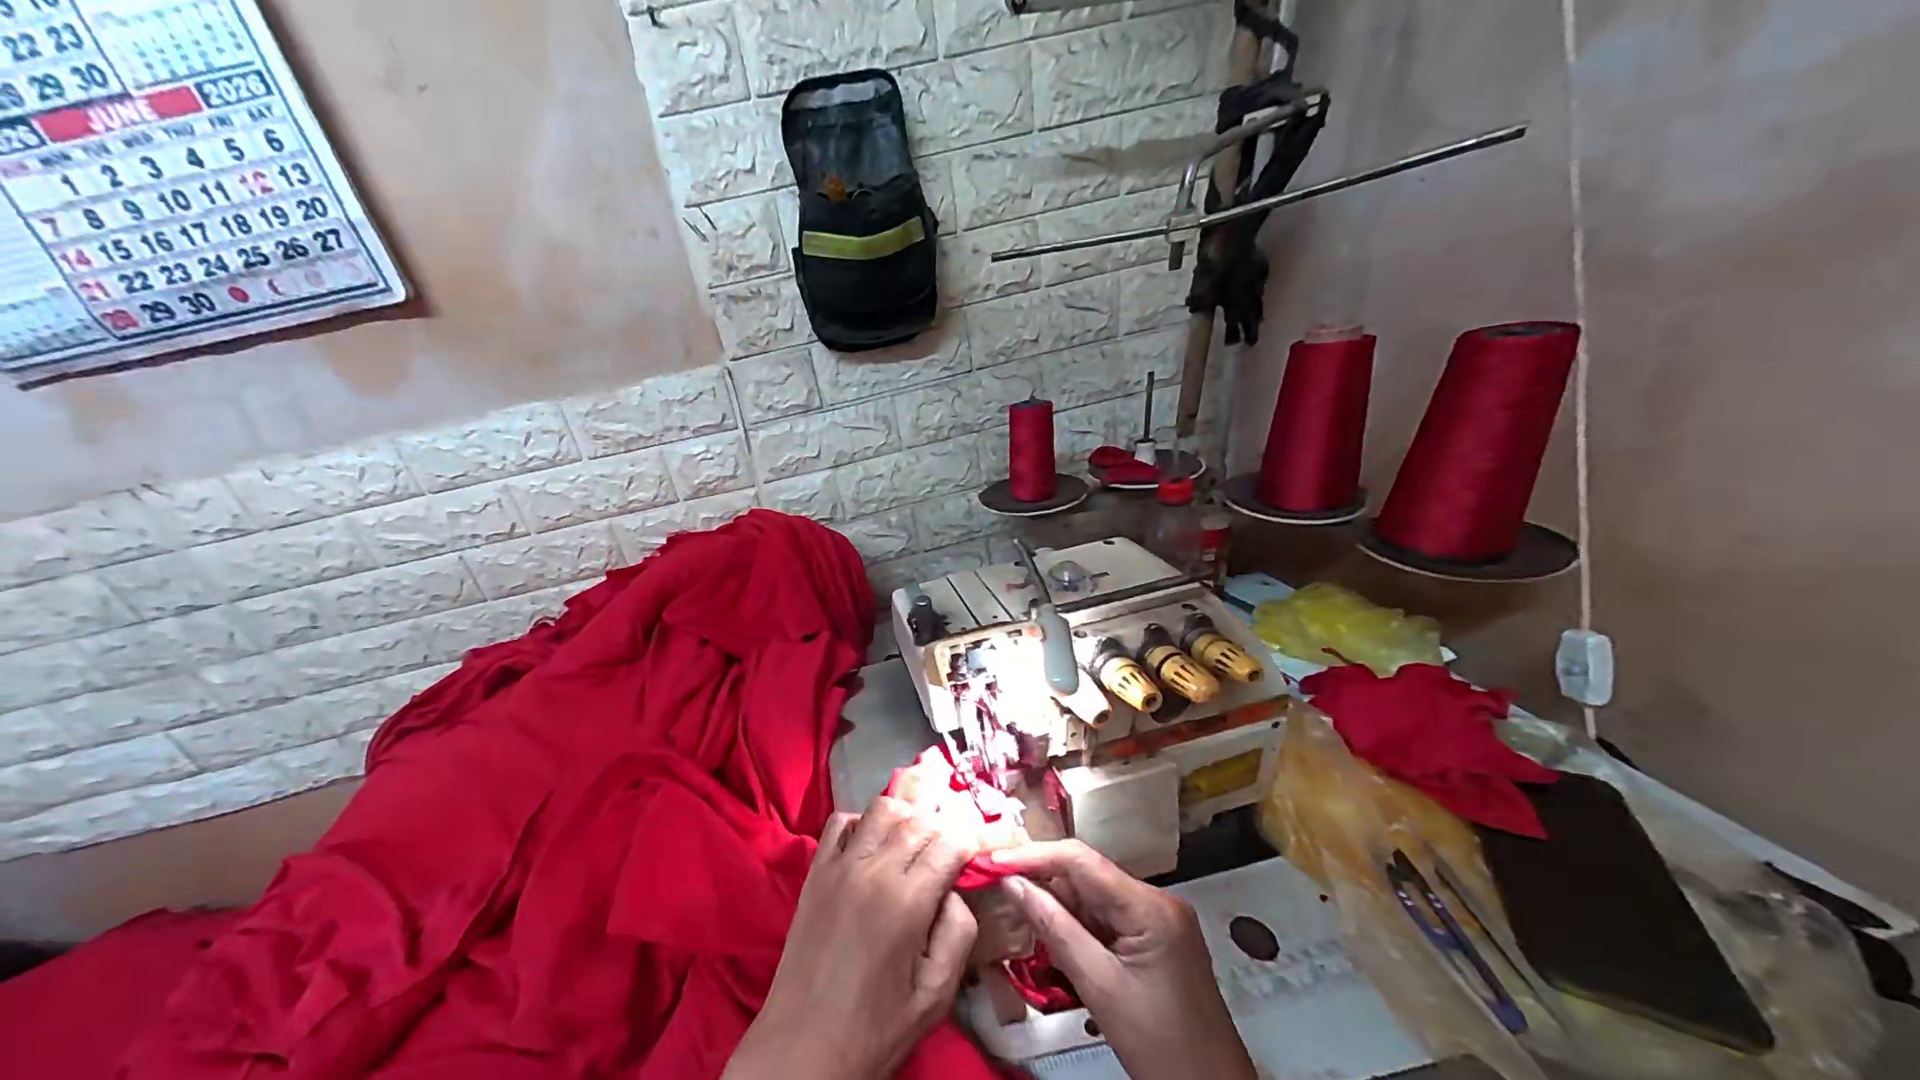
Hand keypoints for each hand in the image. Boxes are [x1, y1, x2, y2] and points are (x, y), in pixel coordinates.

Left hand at [723, 796, 978, 1079]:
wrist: (803, 1048)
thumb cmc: (875, 1029)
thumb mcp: (936, 994)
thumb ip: (959, 934)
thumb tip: (955, 892)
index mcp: (907, 901)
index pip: (949, 843)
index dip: (968, 844)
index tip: (973, 857)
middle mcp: (873, 871)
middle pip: (918, 821)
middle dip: (941, 829)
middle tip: (948, 853)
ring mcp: (839, 867)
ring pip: (881, 809)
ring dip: (906, 817)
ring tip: (914, 844)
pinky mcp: (815, 872)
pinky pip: (839, 822)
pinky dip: (861, 821)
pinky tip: (873, 845)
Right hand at [990, 840, 1256, 1079]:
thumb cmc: (1160, 1046)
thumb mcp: (1099, 986)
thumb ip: (1054, 929)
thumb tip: (1012, 883)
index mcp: (1149, 906)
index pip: (1081, 860)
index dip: (1033, 855)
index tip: (993, 859)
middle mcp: (1156, 899)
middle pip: (1088, 874)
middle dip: (1041, 876)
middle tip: (996, 880)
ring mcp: (1158, 917)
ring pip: (1094, 895)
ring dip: (1056, 901)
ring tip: (1013, 903)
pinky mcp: (1155, 936)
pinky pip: (1107, 916)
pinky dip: (1077, 921)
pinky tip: (1049, 928)